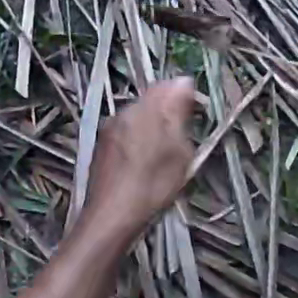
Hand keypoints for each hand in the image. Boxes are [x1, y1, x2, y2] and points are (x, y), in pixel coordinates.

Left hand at [78, 77, 196, 241]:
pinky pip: (126, 133)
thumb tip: (183, 81)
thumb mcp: (178, 151)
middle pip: (151, 101)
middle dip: (168, 112)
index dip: (184, 96)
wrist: (111, 216)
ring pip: (137, 118)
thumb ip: (179, 113)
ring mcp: (108, 129)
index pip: (168, 85)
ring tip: (164, 153)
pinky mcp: (101, 147)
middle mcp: (122, 112)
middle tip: (183, 138)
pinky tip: (143, 163)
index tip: (196, 115)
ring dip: (152, 127)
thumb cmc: (152, 185)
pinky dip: (138, 141)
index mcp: (143, 108)